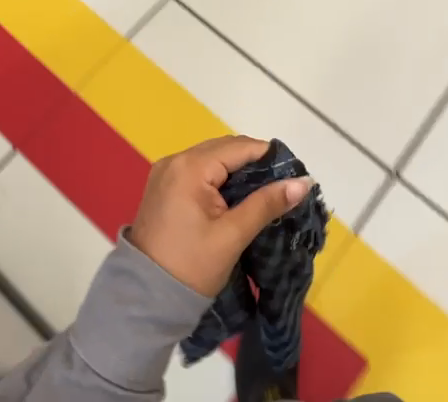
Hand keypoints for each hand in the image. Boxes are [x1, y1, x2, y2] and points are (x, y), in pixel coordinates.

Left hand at [126, 135, 312, 296]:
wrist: (143, 300)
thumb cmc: (190, 267)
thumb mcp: (233, 235)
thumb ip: (267, 204)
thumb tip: (304, 182)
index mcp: (190, 167)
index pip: (239, 147)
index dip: (270, 158)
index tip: (294, 176)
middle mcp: (175, 160)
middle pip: (225, 149)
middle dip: (255, 164)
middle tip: (281, 187)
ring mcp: (166, 172)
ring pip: (212, 158)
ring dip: (237, 171)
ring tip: (263, 194)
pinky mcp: (163, 186)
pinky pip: (199, 170)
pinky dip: (219, 178)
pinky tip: (235, 198)